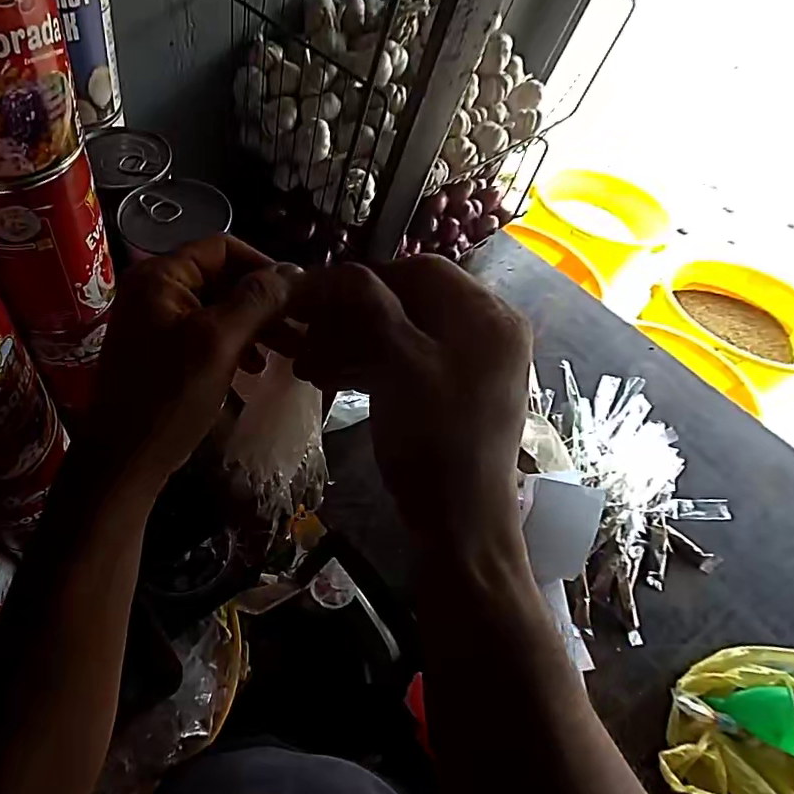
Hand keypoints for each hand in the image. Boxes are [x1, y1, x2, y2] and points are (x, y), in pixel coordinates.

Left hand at [82, 236, 302, 493]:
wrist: (125, 459)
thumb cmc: (169, 397)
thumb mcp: (218, 344)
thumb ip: (256, 301)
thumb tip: (293, 271)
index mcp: (160, 276)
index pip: (222, 247)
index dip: (264, 265)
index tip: (298, 294)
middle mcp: (154, 290)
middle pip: (221, 278)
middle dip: (263, 301)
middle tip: (301, 327)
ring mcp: (154, 322)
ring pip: (216, 309)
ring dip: (254, 325)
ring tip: (289, 350)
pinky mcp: (160, 351)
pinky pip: (205, 334)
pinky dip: (234, 344)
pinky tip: (255, 366)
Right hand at [291, 255, 530, 538]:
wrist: (458, 523)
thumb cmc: (435, 442)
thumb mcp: (400, 368)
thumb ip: (372, 310)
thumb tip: (340, 271)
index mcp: (488, 317)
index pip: (422, 271)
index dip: (366, 279)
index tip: (318, 300)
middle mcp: (485, 331)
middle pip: (408, 303)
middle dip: (351, 318)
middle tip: (306, 341)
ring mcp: (467, 363)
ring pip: (399, 334)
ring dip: (351, 344)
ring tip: (308, 367)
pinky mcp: (448, 390)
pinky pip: (403, 361)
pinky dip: (366, 365)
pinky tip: (329, 378)